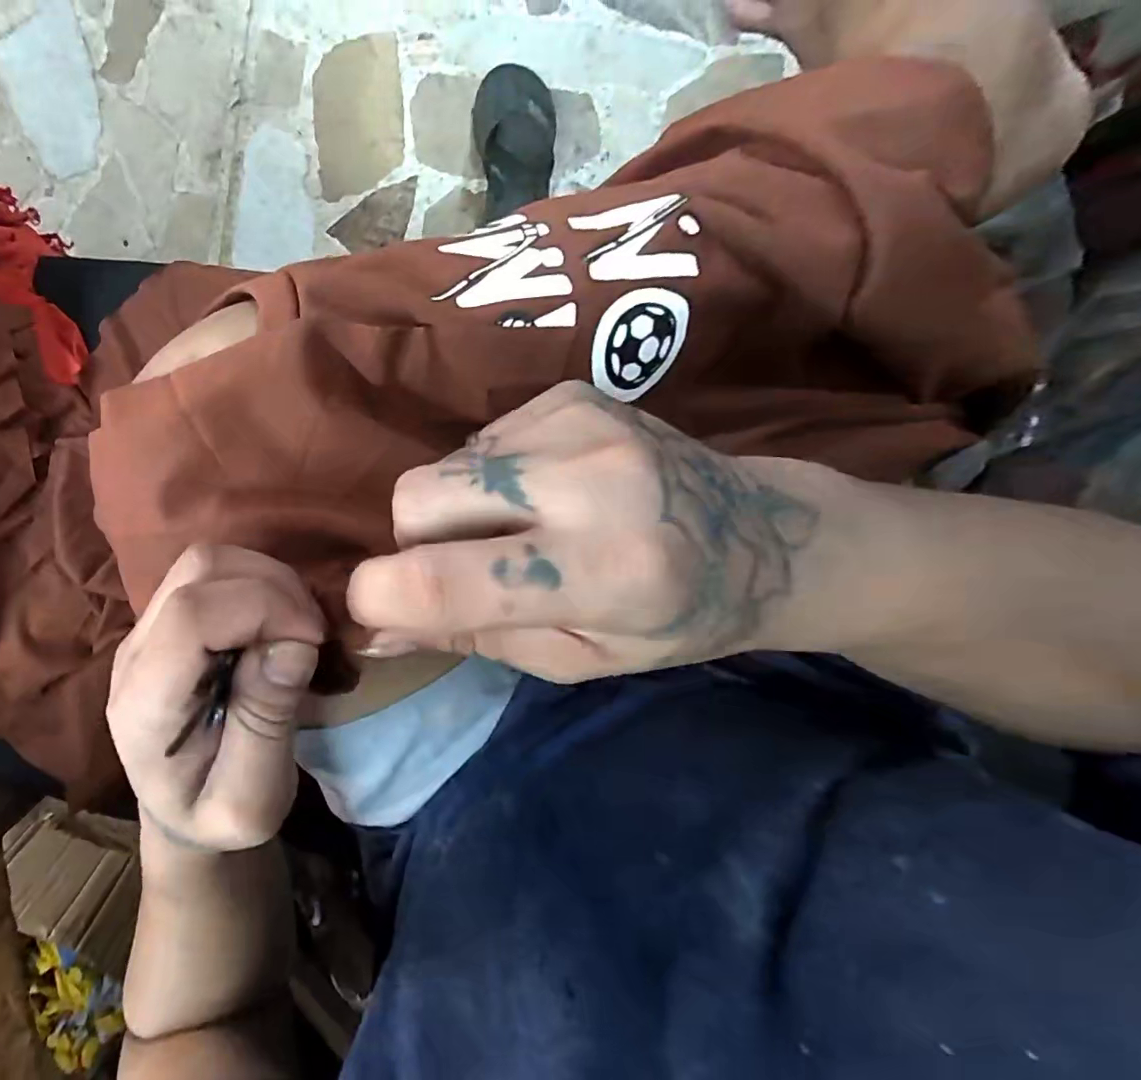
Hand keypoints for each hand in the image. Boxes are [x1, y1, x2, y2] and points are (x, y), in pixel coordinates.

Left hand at [108, 544, 324, 852]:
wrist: (180, 815)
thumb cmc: (214, 817)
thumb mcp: (251, 800)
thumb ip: (266, 723)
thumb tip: (295, 641)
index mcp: (144, 703)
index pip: (191, 616)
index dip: (262, 607)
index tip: (313, 639)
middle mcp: (132, 653)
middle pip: (196, 572)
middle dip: (270, 586)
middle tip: (312, 631)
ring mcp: (142, 632)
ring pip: (203, 562)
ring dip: (264, 579)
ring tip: (297, 625)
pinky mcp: (162, 623)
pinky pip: (208, 575)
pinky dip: (254, 582)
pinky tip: (277, 620)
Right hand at [348, 382, 822, 681]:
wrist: (769, 535)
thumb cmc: (669, 620)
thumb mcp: (571, 659)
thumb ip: (467, 637)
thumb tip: (373, 630)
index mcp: (603, 575)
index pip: (444, 578)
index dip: (379, 593)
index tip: (371, 605)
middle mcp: (592, 484)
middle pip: (416, 498)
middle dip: (414, 539)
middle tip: (465, 561)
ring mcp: (582, 424)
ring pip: (437, 468)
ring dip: (453, 508)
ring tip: (518, 524)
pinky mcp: (572, 395)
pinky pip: (473, 445)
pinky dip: (485, 478)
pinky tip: (541, 491)